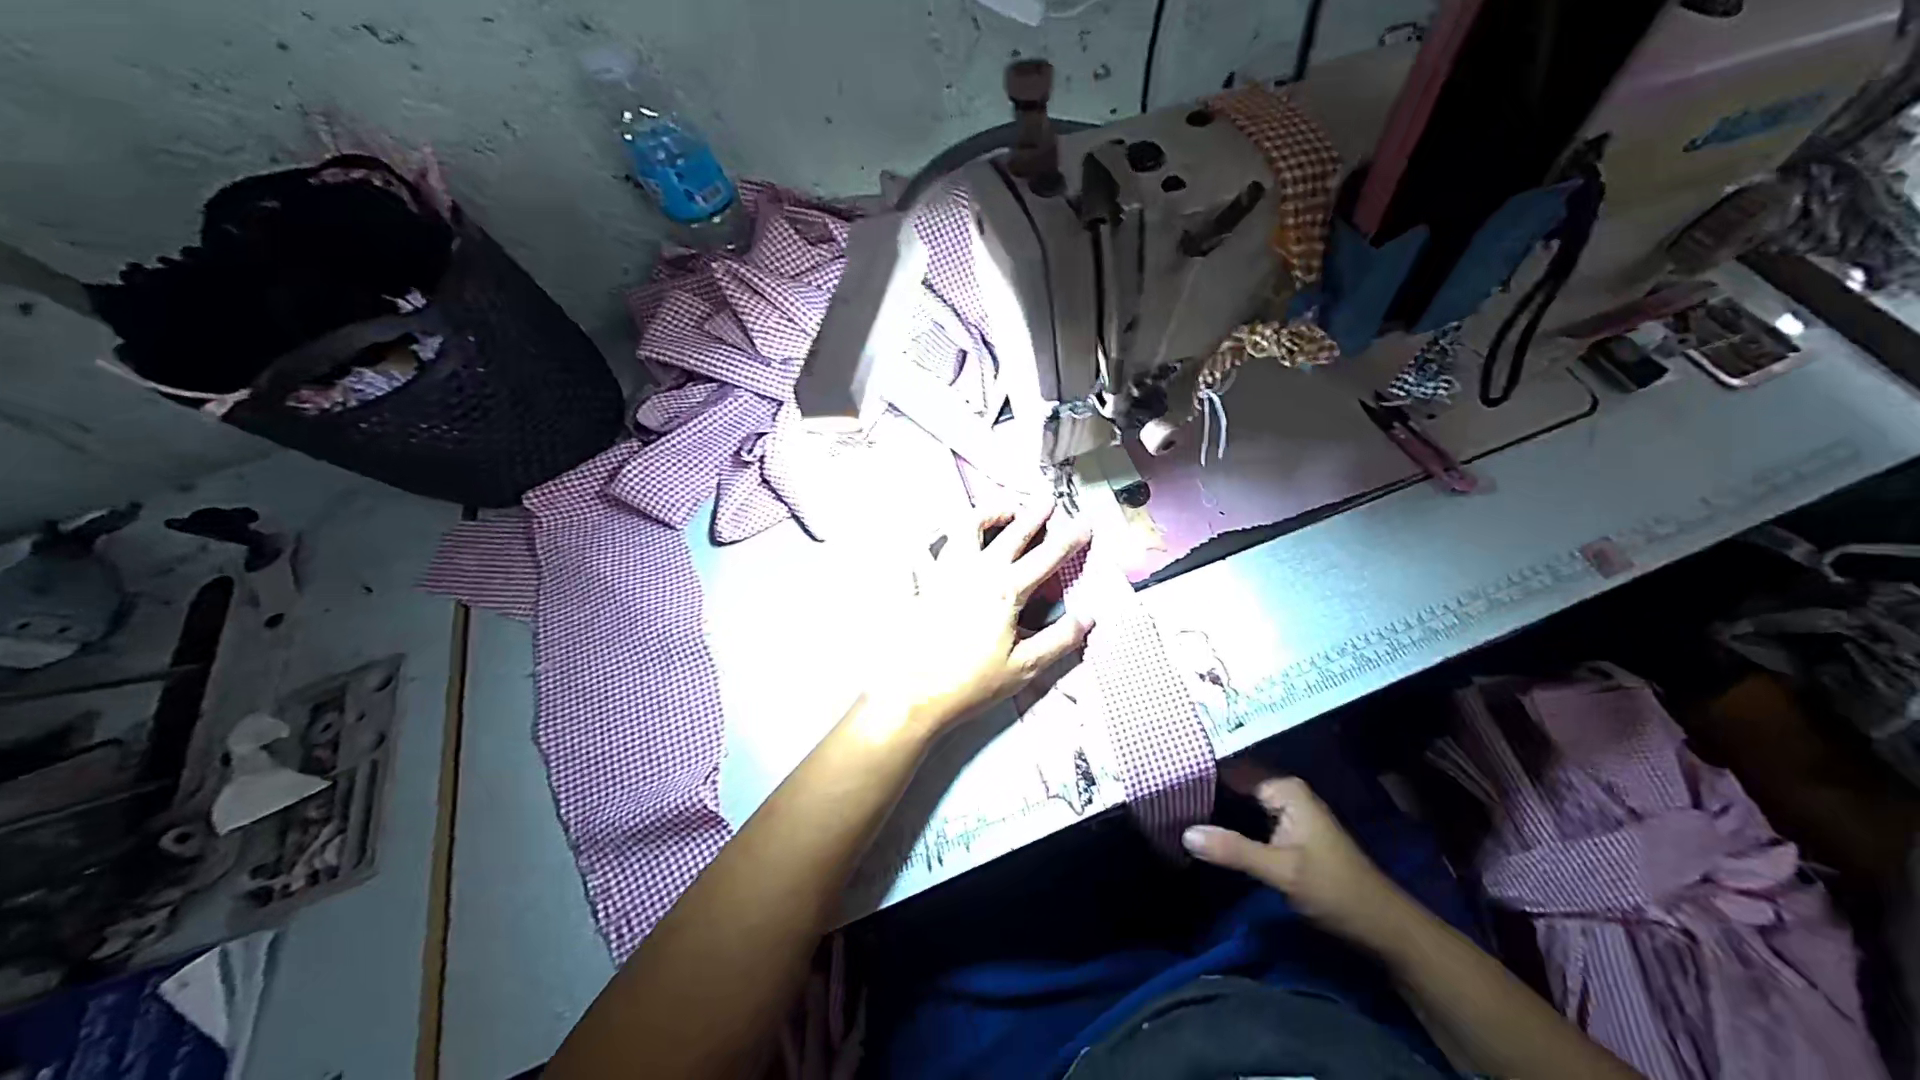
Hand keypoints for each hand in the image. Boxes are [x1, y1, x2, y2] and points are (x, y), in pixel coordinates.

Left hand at [871, 501, 1092, 738]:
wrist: (912, 694)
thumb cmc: (970, 683)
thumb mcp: (1024, 667)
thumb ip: (1060, 640)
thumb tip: (1088, 618)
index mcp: (1006, 590)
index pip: (1046, 557)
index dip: (1069, 540)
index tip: (1085, 524)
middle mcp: (975, 572)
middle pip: (1009, 532)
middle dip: (1032, 514)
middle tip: (1046, 501)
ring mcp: (943, 573)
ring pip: (963, 527)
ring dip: (985, 513)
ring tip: (999, 509)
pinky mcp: (919, 584)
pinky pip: (922, 550)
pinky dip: (930, 537)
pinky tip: (934, 533)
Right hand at [1182, 777, 1411, 945]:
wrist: (1382, 928)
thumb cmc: (1337, 891)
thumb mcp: (1282, 872)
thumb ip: (1234, 850)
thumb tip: (1184, 832)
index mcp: (1285, 789)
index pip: (1231, 768)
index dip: (1199, 771)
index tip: (1162, 773)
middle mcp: (1283, 792)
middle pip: (1231, 782)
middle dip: (1200, 787)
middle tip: (1158, 790)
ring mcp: (1283, 812)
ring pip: (1236, 800)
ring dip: (1209, 804)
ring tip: (1168, 803)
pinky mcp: (1281, 832)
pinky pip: (1243, 816)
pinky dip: (1223, 820)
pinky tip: (1197, 826)